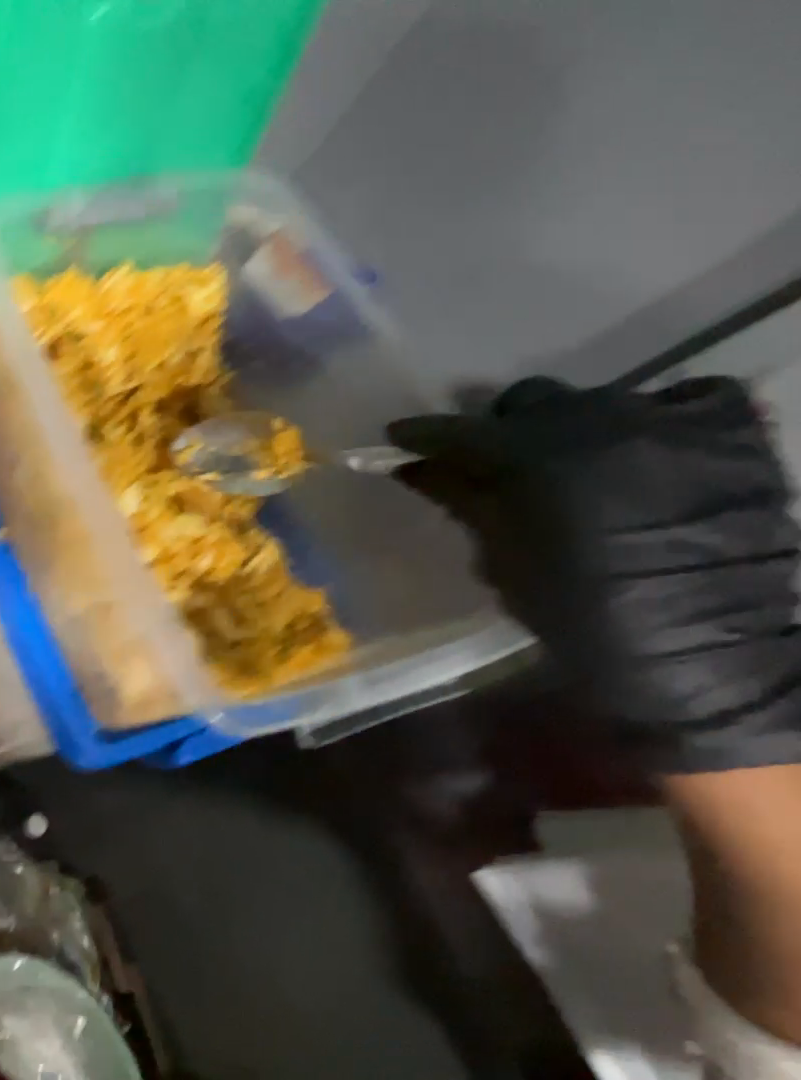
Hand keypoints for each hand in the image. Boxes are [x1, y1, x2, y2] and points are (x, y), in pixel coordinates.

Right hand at [388, 376, 800, 771]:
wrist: (699, 643)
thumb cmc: (577, 608)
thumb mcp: (500, 556)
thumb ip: (460, 499)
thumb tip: (413, 466)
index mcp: (527, 456)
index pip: (456, 431)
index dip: (421, 435)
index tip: (397, 440)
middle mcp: (592, 419)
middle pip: (529, 403)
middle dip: (504, 429)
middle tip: (497, 464)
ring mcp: (663, 419)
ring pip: (599, 400)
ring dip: (574, 427)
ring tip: (576, 463)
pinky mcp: (725, 429)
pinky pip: (684, 399)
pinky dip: (659, 415)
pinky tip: (648, 445)